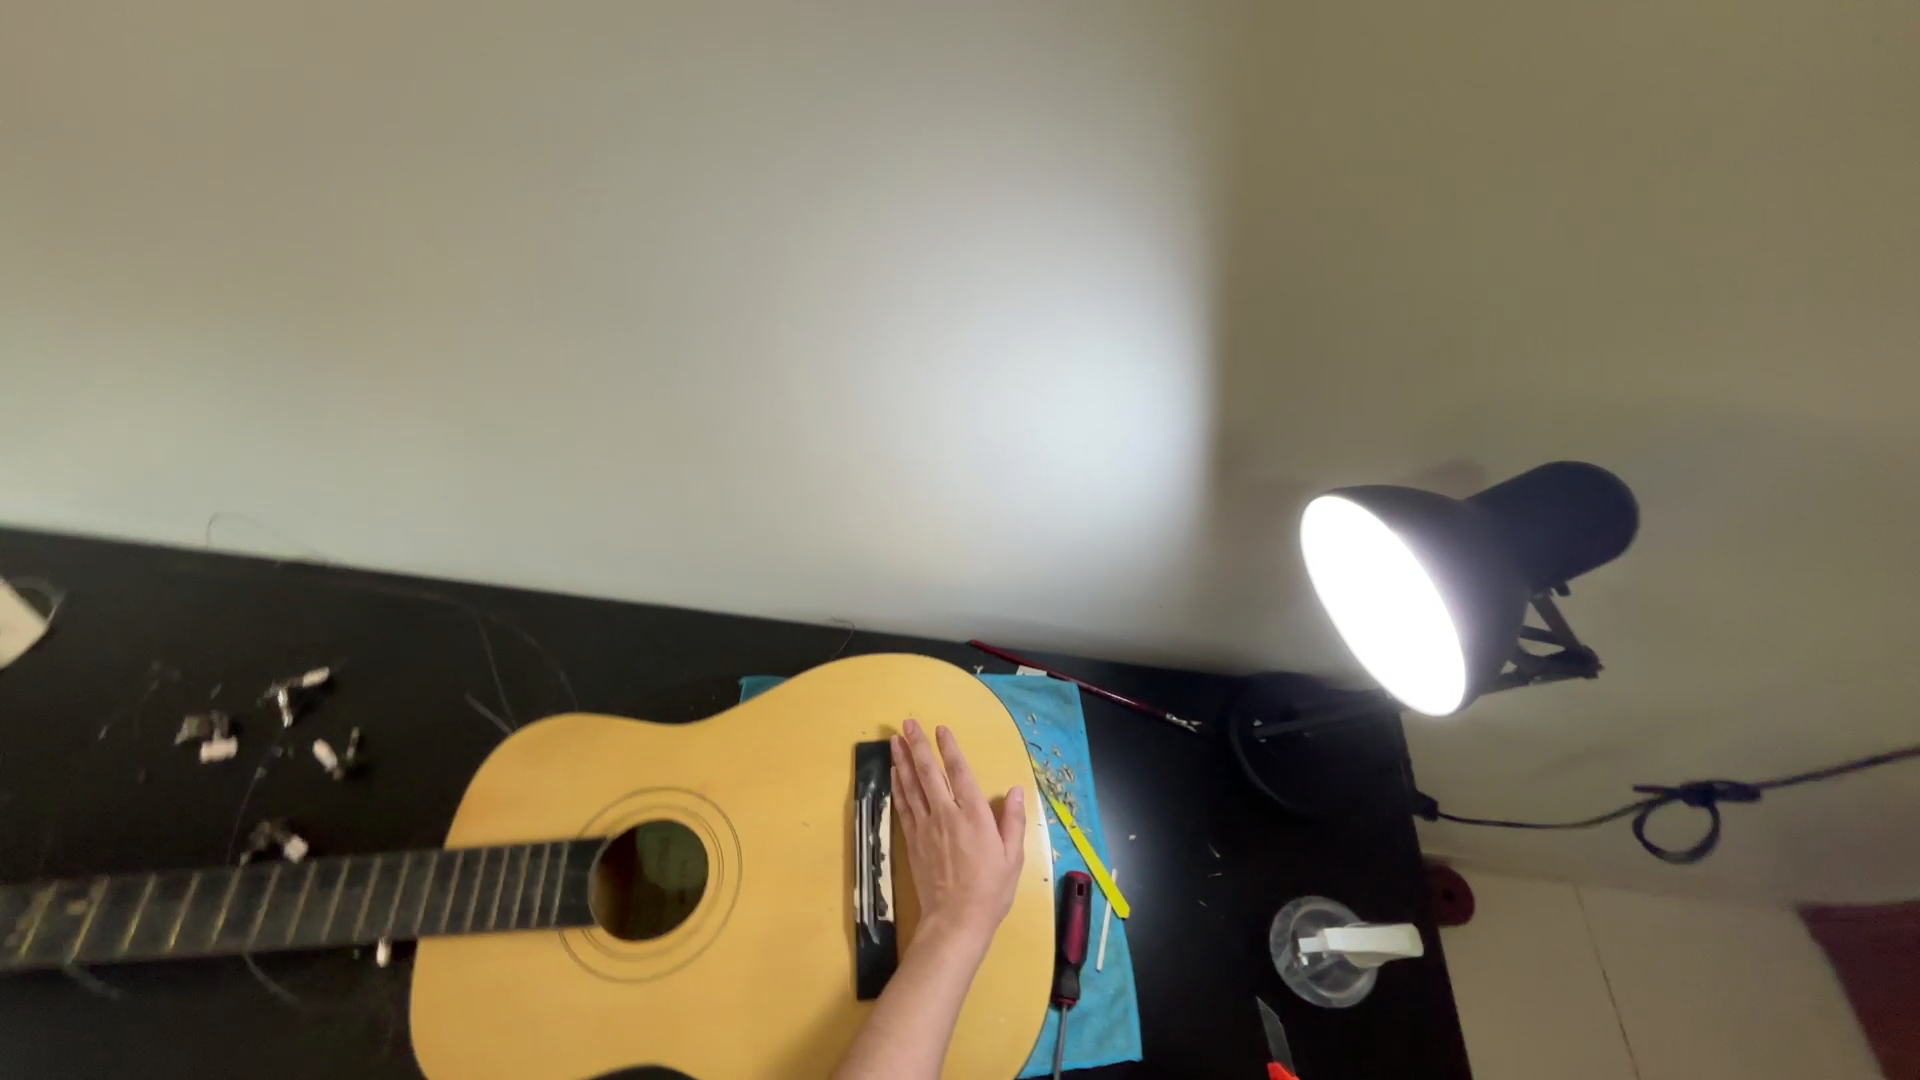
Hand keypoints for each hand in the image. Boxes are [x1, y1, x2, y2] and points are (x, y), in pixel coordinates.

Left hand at [891, 718, 1026, 949]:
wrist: (956, 921)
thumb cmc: (990, 890)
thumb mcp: (1012, 856)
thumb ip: (1013, 821)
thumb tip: (1016, 791)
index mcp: (974, 815)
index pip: (960, 773)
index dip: (950, 748)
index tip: (941, 729)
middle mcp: (946, 814)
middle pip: (929, 773)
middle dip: (918, 745)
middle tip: (908, 723)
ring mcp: (926, 827)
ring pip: (911, 786)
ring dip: (903, 761)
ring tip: (895, 739)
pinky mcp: (912, 841)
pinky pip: (904, 806)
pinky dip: (898, 787)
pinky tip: (895, 774)